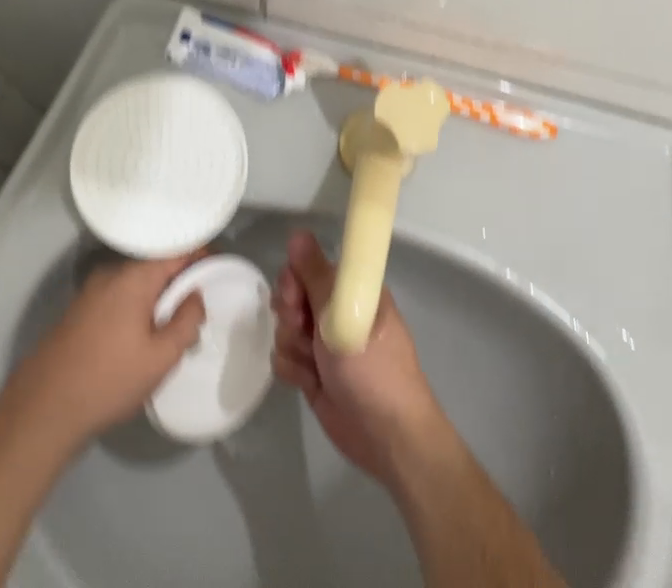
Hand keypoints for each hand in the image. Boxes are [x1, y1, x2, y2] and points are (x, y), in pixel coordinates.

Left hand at [3, 253, 206, 444]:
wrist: (45, 407)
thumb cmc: (109, 379)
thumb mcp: (161, 357)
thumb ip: (186, 321)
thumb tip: (195, 296)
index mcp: (133, 278)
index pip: (175, 250)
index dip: (201, 255)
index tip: (220, 268)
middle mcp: (109, 274)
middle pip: (154, 265)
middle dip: (180, 280)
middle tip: (202, 305)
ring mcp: (91, 292)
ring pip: (136, 283)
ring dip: (158, 296)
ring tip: (177, 324)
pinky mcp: (80, 310)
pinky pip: (119, 296)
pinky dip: (138, 306)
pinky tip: (145, 334)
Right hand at [271, 231, 441, 484]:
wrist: (386, 437)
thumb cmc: (374, 371)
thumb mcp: (344, 318)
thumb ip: (317, 276)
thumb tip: (299, 234)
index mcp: (355, 293)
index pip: (310, 269)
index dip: (295, 282)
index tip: (295, 301)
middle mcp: (338, 314)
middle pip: (292, 298)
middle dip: (290, 317)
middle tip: (305, 335)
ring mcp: (324, 345)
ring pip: (285, 330)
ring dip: (292, 347)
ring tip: (314, 366)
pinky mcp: (313, 372)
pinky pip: (285, 358)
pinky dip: (293, 370)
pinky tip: (309, 383)